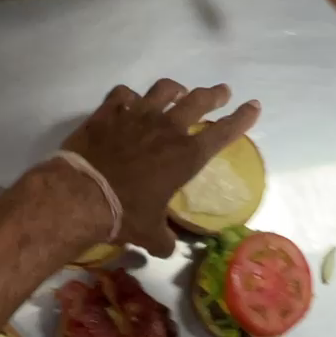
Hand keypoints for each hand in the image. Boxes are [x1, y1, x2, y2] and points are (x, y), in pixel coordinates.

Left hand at [57, 80, 260, 256]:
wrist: (81, 195)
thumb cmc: (124, 215)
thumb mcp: (150, 235)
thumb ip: (164, 239)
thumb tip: (167, 248)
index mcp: (186, 156)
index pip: (223, 132)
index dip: (242, 118)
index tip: (254, 106)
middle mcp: (166, 129)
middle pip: (198, 101)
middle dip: (214, 95)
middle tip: (222, 92)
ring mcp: (136, 116)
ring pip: (163, 89)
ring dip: (175, 88)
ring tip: (178, 91)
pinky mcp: (108, 113)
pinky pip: (122, 94)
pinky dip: (129, 96)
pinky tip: (129, 101)